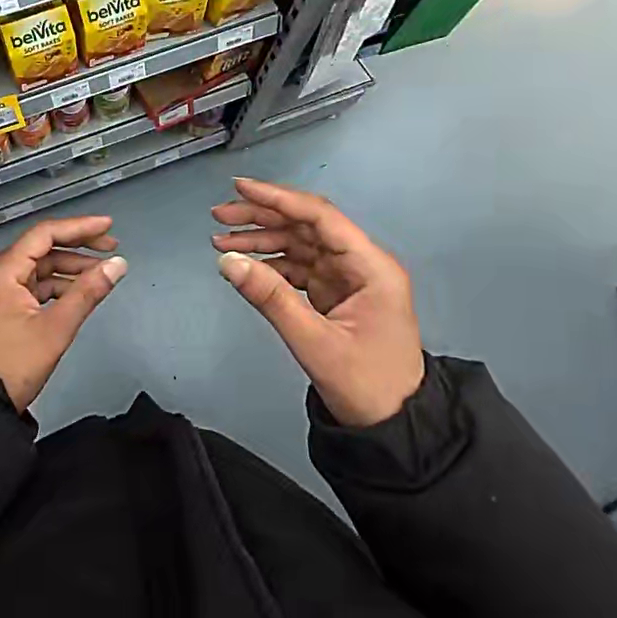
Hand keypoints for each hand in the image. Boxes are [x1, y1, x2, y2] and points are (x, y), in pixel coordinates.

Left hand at [0, 215, 127, 411]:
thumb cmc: (14, 362)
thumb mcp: (56, 327)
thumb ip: (88, 292)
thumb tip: (117, 265)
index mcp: (7, 268)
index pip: (47, 233)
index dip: (79, 227)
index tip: (106, 226)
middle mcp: (6, 270)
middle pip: (47, 245)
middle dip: (80, 243)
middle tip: (111, 245)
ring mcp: (9, 286)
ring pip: (47, 264)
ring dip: (76, 265)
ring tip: (105, 271)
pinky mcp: (15, 302)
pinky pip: (45, 282)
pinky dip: (66, 283)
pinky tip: (86, 289)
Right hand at [211, 178, 423, 427]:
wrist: (397, 429)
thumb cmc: (366, 386)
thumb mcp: (314, 342)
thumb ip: (270, 298)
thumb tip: (228, 261)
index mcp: (370, 267)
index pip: (319, 217)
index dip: (277, 198)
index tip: (240, 188)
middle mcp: (361, 264)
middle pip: (305, 226)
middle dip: (261, 216)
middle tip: (219, 214)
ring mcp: (348, 278)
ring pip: (298, 244)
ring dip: (261, 239)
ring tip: (221, 239)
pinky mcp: (336, 293)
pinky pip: (298, 266)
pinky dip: (270, 263)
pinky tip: (244, 264)